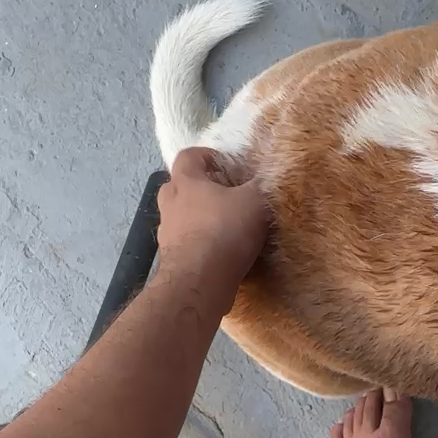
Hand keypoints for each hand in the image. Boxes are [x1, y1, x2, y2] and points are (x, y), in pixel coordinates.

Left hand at [156, 148, 270, 307]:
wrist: (199, 280)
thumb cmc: (224, 231)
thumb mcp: (254, 202)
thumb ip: (262, 187)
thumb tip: (270, 177)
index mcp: (186, 181)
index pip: (189, 156)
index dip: (207, 156)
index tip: (225, 164)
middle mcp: (170, 203)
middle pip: (179, 187)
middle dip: (200, 189)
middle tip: (223, 197)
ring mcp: (167, 233)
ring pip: (181, 218)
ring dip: (198, 220)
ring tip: (223, 229)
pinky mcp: (173, 260)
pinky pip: (187, 245)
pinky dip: (200, 246)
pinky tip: (219, 256)